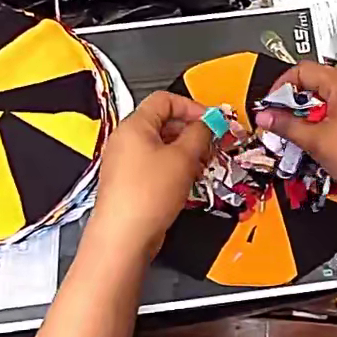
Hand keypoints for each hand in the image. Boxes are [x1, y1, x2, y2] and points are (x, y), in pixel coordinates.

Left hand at [87, 92, 212, 258]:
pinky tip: (188, 181)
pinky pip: (157, 165)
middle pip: (165, 123)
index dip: (192, 107)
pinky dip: (176, 168)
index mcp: (135, 126)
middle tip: (212, 144)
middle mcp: (126, 140)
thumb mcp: (184, 157)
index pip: (165, 100)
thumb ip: (200, 134)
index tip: (211, 120)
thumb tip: (209, 123)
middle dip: (193, 132)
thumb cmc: (146, 196)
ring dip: (187, 152)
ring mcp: (126, 162)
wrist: (124, 237)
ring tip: (202, 165)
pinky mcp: (131, 182)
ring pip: (163, 146)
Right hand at [252, 63, 336, 206]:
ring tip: (302, 136)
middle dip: (294, 103)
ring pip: (327, 99)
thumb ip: (285, 125)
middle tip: (281, 123)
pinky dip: (325, 122)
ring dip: (309, 115)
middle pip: (315, 83)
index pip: (302, 70)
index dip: (281, 88)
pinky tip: (320, 141)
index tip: (270, 106)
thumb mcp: (314, 141)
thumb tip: (267, 116)